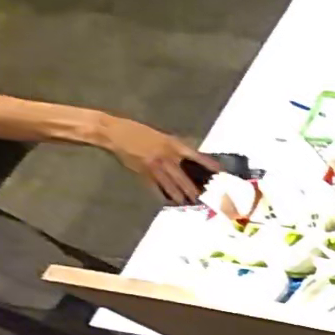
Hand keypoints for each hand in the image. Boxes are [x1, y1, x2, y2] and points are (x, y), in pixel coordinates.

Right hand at [93, 114, 216, 203]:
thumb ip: (177, 147)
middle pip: (184, 178)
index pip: (196, 157)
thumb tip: (192, 156)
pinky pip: (156, 187)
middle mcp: (166, 157)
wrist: (113, 131)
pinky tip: (169, 200)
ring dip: (180, 196)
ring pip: (171, 186)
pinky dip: (163, 194)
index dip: (210, 165)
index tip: (221, 172)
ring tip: (188, 203)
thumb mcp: (161, 135)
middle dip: (194, 190)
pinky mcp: (143, 173)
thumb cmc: (138, 131)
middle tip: (204, 198)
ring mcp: (154, 167)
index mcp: (172, 145)